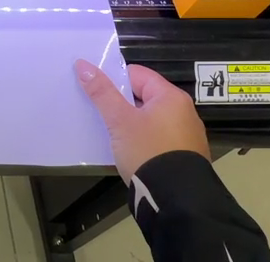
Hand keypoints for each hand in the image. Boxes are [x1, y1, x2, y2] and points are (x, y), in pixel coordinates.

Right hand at [75, 60, 208, 178]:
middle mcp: (184, 113)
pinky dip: (142, 140)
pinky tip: (128, 150)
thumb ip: (101, 92)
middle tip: (99, 110)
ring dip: (131, 123)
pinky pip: (157, 138)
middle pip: (143, 96)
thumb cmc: (149, 152)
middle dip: (120, 103)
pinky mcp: (185, 158)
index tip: (96, 91)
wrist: (178, 204)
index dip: (114, 79)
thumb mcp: (119, 120)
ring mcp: (187, 137)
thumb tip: (83, 65)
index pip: (136, 75)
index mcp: (172, 97)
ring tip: (110, 131)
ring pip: (149, 120)